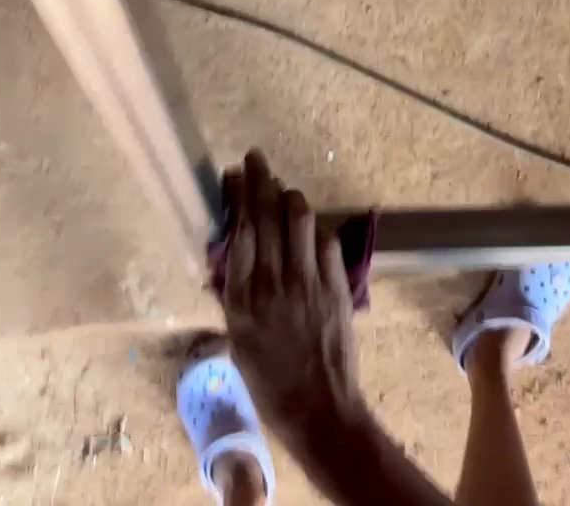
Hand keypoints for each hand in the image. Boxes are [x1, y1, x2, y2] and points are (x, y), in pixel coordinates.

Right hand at [220, 151, 367, 452]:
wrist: (319, 411)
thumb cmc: (269, 382)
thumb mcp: (237, 339)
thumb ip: (235, 293)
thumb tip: (234, 254)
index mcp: (241, 298)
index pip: (239, 229)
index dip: (238, 196)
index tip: (234, 174)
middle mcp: (272, 282)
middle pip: (267, 214)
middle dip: (260, 179)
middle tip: (256, 159)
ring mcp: (307, 281)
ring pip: (299, 218)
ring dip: (289, 196)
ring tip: (283, 188)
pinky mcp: (336, 285)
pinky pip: (325, 241)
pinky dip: (314, 227)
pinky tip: (308, 225)